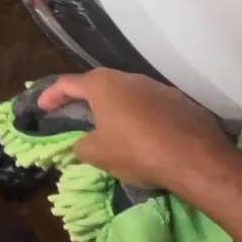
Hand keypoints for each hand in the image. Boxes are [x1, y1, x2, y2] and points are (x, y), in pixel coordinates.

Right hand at [38, 69, 232, 192]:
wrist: (200, 162)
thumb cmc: (137, 151)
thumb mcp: (96, 154)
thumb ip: (80, 145)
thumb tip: (81, 144)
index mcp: (101, 85)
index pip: (66, 84)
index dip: (50, 96)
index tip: (42, 107)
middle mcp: (129, 79)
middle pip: (99, 85)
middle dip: (86, 100)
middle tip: (78, 115)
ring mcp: (160, 89)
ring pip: (130, 95)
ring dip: (119, 108)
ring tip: (115, 127)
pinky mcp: (186, 104)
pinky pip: (156, 107)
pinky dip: (145, 118)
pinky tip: (148, 137)